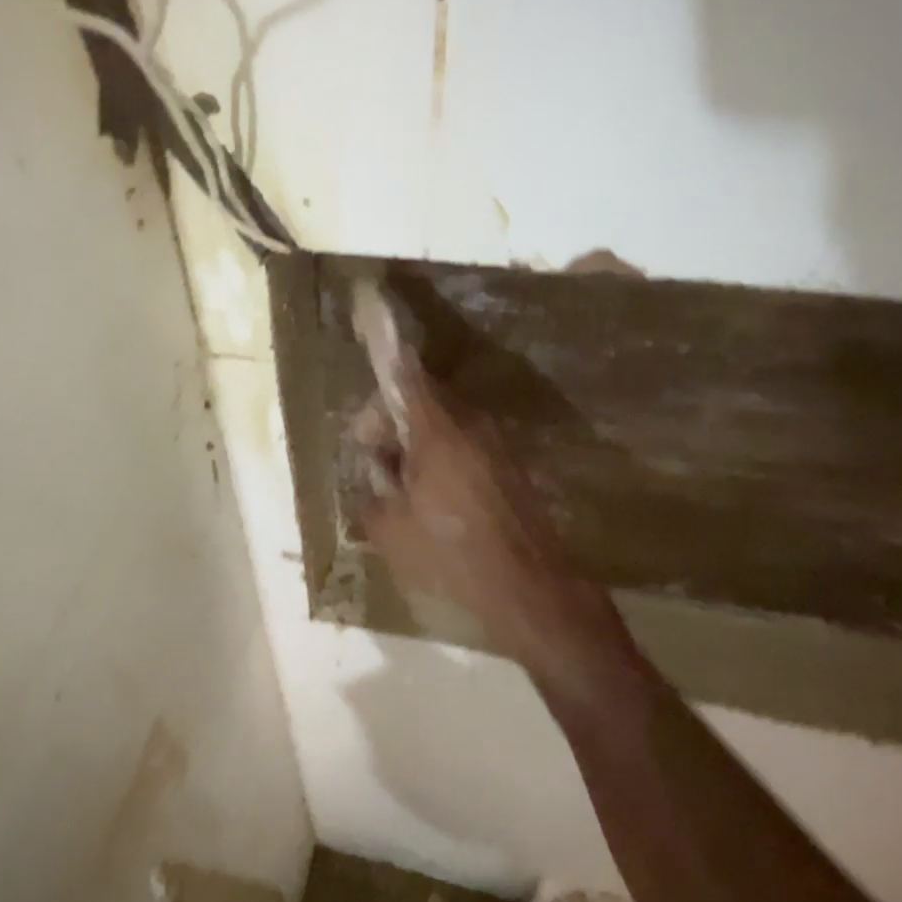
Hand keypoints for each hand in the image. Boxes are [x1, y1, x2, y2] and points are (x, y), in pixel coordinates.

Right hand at [353, 356, 572, 641]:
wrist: (531, 591)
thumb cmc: (452, 559)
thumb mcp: (391, 533)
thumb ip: (372, 494)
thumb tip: (375, 474)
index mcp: (439, 433)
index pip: (405, 376)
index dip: (385, 347)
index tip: (371, 309)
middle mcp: (472, 428)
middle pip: (422, 402)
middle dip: (389, 421)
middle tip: (370, 459)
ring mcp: (497, 448)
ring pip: (444, 427)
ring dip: (415, 444)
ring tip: (398, 489)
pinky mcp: (510, 471)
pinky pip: (464, 448)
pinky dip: (440, 460)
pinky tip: (430, 501)